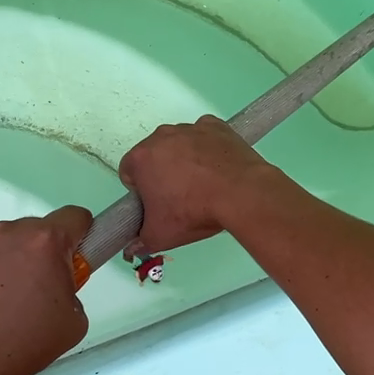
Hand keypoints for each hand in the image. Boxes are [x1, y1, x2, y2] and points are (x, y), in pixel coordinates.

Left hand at [0, 206, 92, 374]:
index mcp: (45, 242)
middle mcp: (5, 234)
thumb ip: (71, 289)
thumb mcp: (75, 319)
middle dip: (41, 252)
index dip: (82, 235)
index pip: (75, 216)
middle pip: (35, 230)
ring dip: (7, 262)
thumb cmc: (25, 343)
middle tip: (37, 289)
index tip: (76, 258)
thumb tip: (53, 286)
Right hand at [117, 115, 280, 255]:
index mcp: (140, 158)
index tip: (160, 203)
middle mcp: (162, 136)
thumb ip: (141, 240)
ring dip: (188, 158)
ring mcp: (192, 128)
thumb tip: (133, 247)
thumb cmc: (195, 212)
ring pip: (182, 144)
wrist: (242, 194)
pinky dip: (210, 146)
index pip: (130, 173)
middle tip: (183, 195)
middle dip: (164, 173)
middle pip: (156, 156)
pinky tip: (219, 165)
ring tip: (206, 182)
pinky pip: (207, 135)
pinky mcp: (218, 127)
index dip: (143, 191)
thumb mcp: (160, 235)